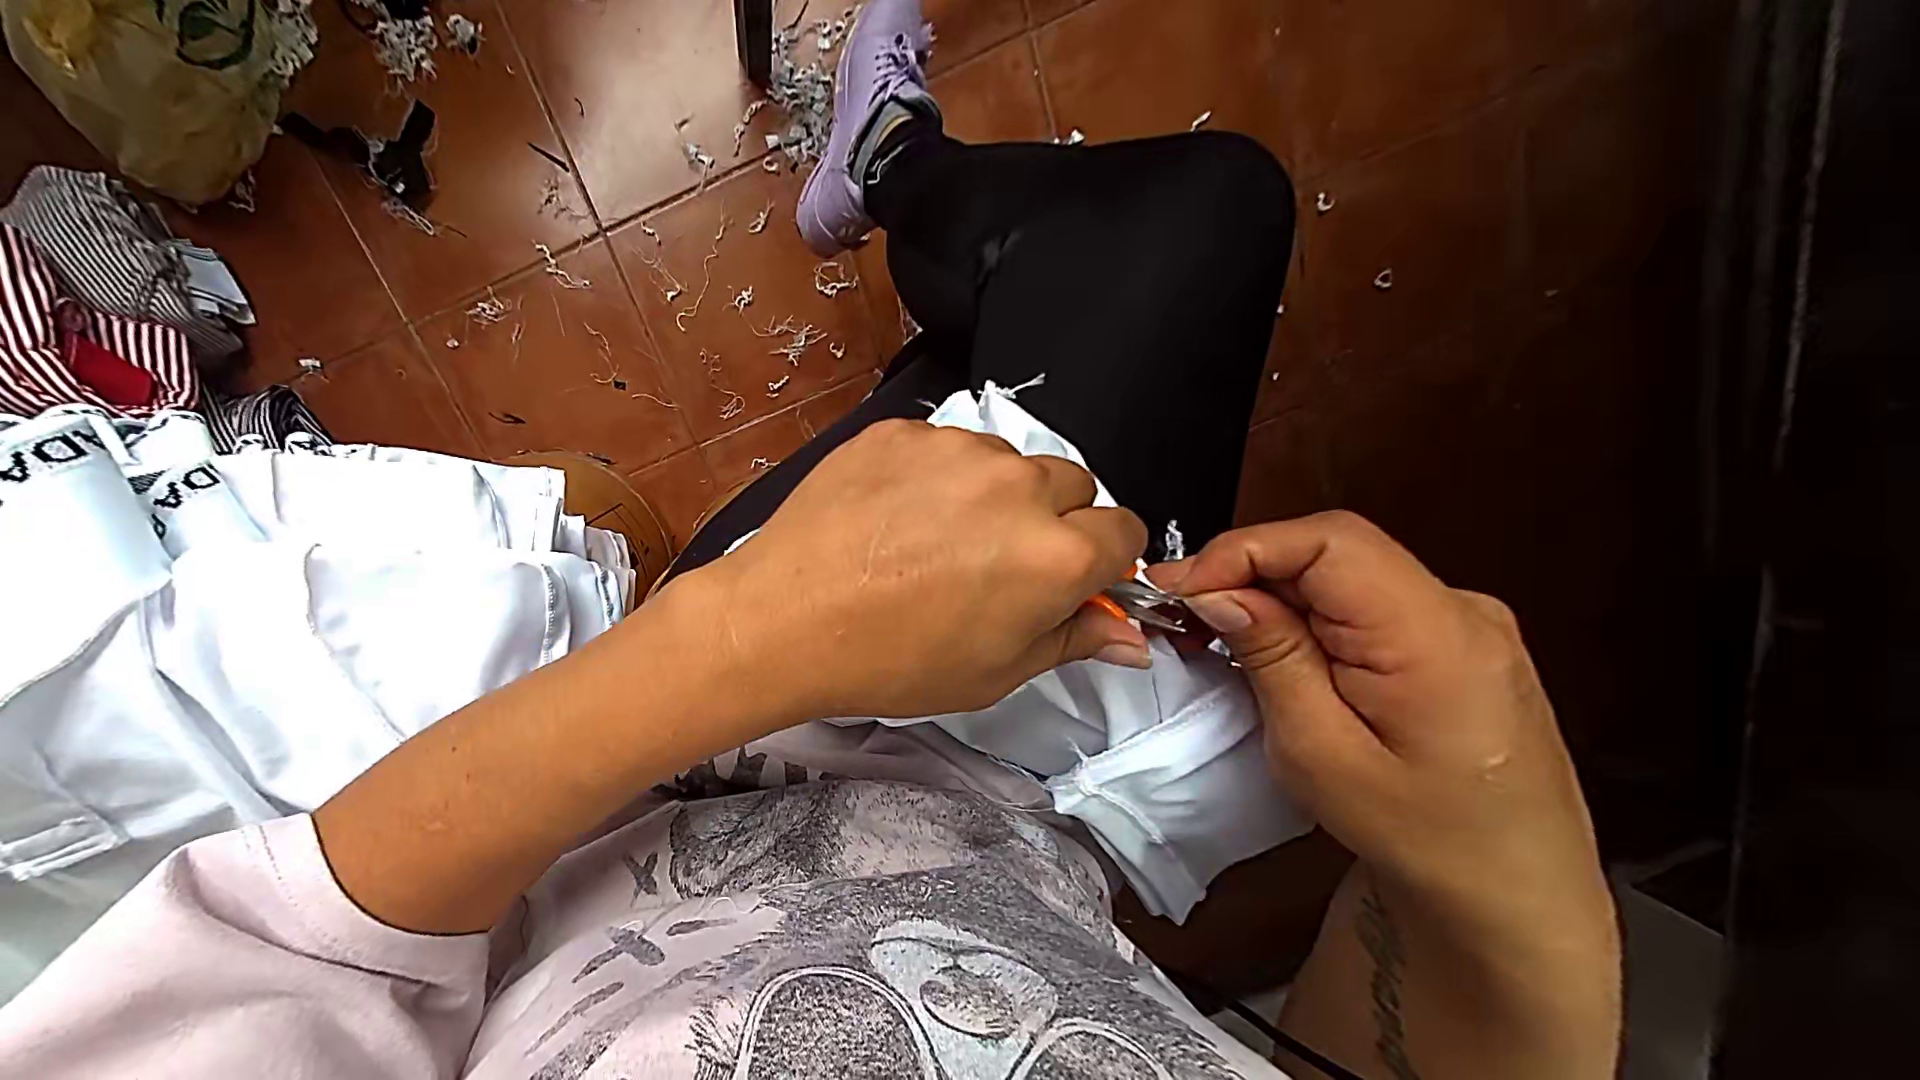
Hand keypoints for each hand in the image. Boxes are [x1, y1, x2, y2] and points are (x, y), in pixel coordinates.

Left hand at [680, 419, 1148, 721]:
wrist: (786, 620)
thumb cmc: (888, 658)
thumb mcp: (996, 669)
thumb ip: (1074, 639)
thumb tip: (1127, 637)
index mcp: (1055, 555)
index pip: (1125, 533)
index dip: (1104, 558)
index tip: (1078, 572)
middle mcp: (1018, 488)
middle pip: (1076, 486)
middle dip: (1056, 521)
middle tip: (1002, 560)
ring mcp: (959, 451)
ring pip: (1013, 462)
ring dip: (998, 495)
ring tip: (944, 539)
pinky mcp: (908, 432)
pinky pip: (951, 446)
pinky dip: (942, 476)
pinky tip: (905, 516)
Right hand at [1148, 511, 1613, 952]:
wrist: (1514, 887)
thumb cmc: (1419, 835)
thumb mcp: (1320, 751)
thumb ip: (1271, 655)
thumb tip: (1215, 590)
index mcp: (1438, 636)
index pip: (1330, 541)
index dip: (1245, 549)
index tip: (1181, 586)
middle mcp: (1459, 607)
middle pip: (1331, 550)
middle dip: (1246, 569)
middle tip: (1180, 607)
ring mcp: (1460, 616)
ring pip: (1340, 570)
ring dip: (1270, 589)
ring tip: (1215, 628)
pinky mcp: (1448, 632)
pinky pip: (1359, 596)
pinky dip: (1302, 608)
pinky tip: (1272, 641)